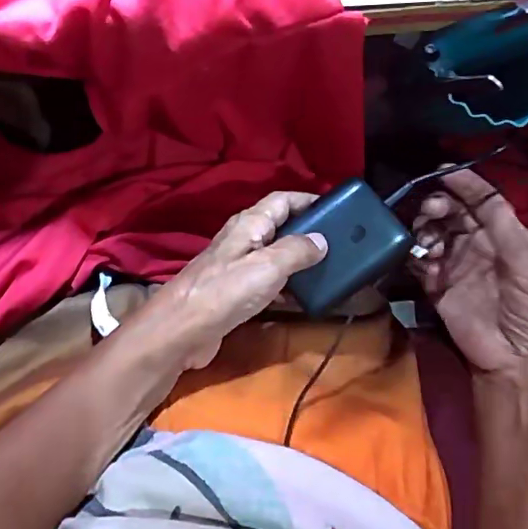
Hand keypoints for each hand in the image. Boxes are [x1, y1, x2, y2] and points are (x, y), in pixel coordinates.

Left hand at [128, 191, 328, 370]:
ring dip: (300, 261)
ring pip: (275, 255)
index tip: (338, 208)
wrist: (184, 328)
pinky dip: (288, 286)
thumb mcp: (267, 267)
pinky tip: (305, 299)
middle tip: (344, 244)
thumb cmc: (225, 291)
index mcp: (248, 224)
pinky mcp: (235, 292)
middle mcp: (242, 239)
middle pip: (280, 226)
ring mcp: (237, 266)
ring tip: (333, 271)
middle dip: (309, 231)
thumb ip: (295, 251)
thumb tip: (321, 239)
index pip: (281, 200)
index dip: (308, 200)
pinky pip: (268, 282)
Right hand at [410, 169, 527, 379]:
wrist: (517, 364)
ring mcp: (453, 264)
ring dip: (424, 228)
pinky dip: (413, 254)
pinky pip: (415, 259)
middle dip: (438, 204)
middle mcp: (476, 247)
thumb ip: (508, 232)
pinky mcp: (432, 284)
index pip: (482, 202)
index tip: (443, 171)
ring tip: (427, 241)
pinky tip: (422, 261)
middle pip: (451, 213)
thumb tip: (483, 195)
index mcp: (504, 240)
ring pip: (430, 231)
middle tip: (431, 210)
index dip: (465, 185)